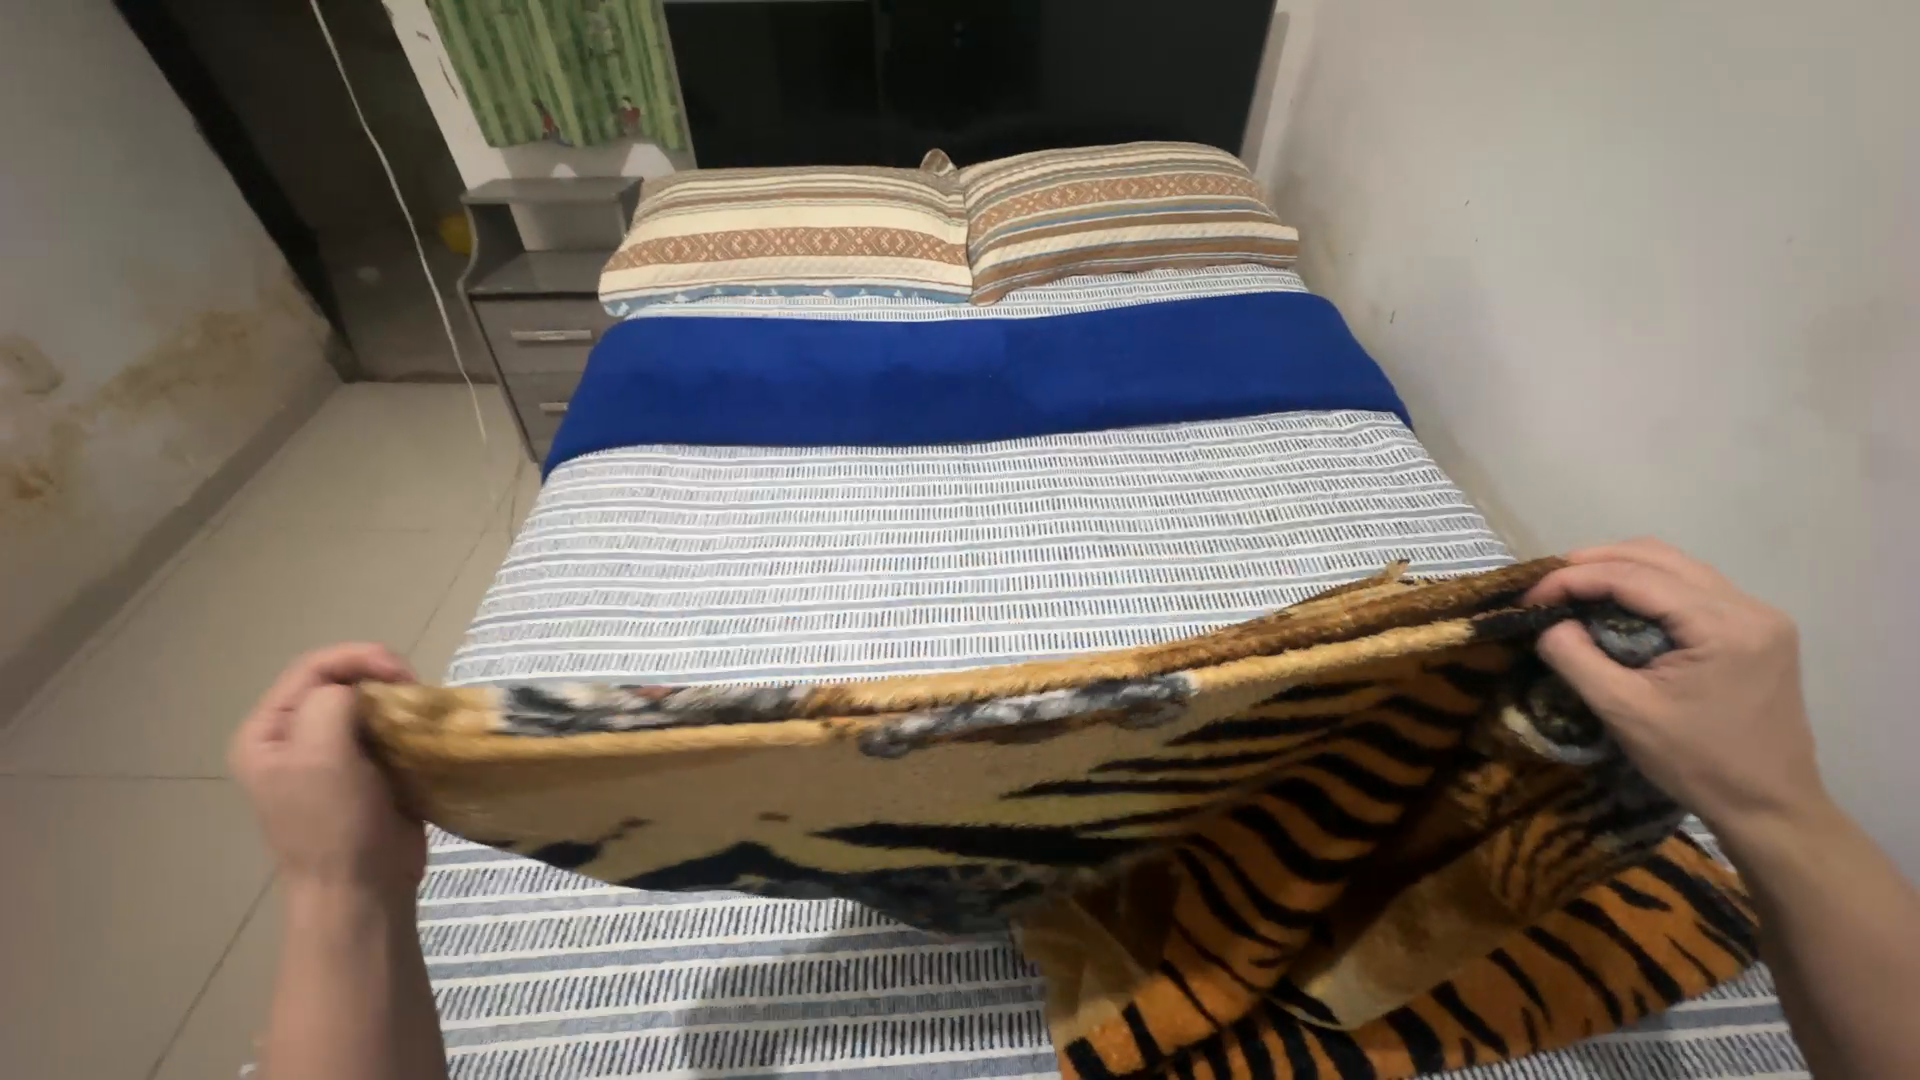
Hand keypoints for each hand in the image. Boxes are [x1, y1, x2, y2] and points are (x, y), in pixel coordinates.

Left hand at [229, 644, 423, 901]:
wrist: (360, 885)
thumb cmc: (333, 823)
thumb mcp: (318, 757)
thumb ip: (331, 705)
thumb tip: (364, 691)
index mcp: (269, 732)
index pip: (315, 667)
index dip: (360, 658)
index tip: (404, 675)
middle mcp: (297, 736)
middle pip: (345, 680)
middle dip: (385, 678)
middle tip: (417, 694)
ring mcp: (334, 753)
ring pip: (373, 702)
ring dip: (403, 701)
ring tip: (425, 715)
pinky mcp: (370, 767)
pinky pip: (392, 727)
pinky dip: (413, 723)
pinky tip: (427, 732)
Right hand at [1524, 539, 1827, 835]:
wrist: (1770, 806)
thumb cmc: (1695, 761)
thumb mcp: (1620, 709)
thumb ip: (1575, 656)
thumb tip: (1549, 622)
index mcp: (1724, 626)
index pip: (1633, 576)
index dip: (1571, 578)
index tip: (1529, 599)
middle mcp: (1749, 609)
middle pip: (1657, 556)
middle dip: (1591, 562)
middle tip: (1545, 586)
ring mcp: (1757, 618)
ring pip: (1674, 566)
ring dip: (1616, 570)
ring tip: (1570, 591)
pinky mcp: (1754, 631)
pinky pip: (1688, 587)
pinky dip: (1642, 587)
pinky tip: (1612, 607)